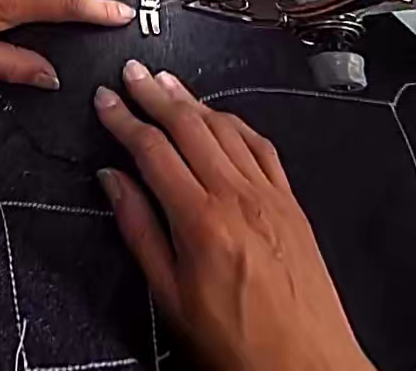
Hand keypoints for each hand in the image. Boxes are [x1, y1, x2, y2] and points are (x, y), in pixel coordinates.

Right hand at [94, 61, 375, 370]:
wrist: (308, 368)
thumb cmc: (238, 344)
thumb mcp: (171, 298)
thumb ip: (138, 230)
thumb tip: (113, 181)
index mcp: (200, 220)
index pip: (151, 149)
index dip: (123, 119)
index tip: (106, 101)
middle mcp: (234, 193)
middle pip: (186, 124)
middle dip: (152, 93)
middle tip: (132, 73)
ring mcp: (265, 189)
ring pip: (221, 124)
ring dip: (190, 97)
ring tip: (165, 80)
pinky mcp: (288, 195)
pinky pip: (259, 142)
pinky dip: (233, 119)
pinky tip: (219, 112)